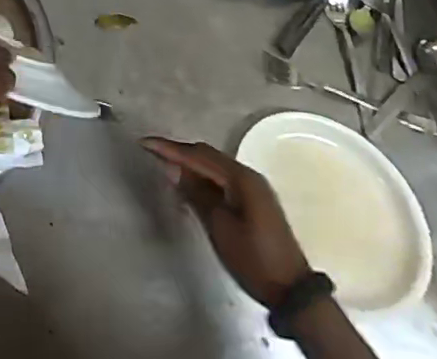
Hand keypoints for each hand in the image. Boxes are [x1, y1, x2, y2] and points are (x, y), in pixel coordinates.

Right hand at [141, 138, 310, 306]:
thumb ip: (195, 192)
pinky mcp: (253, 201)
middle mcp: (249, 176)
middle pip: (207, 156)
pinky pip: (220, 178)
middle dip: (178, 152)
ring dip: (189, 163)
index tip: (143, 143)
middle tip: (150, 152)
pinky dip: (201, 176)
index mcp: (242, 179)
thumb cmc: (253, 258)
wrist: (293, 293)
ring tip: (163, 164)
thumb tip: (172, 167)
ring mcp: (253, 189)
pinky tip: (187, 183)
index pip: (198, 155)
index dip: (169, 148)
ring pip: (213, 166)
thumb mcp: (218, 225)